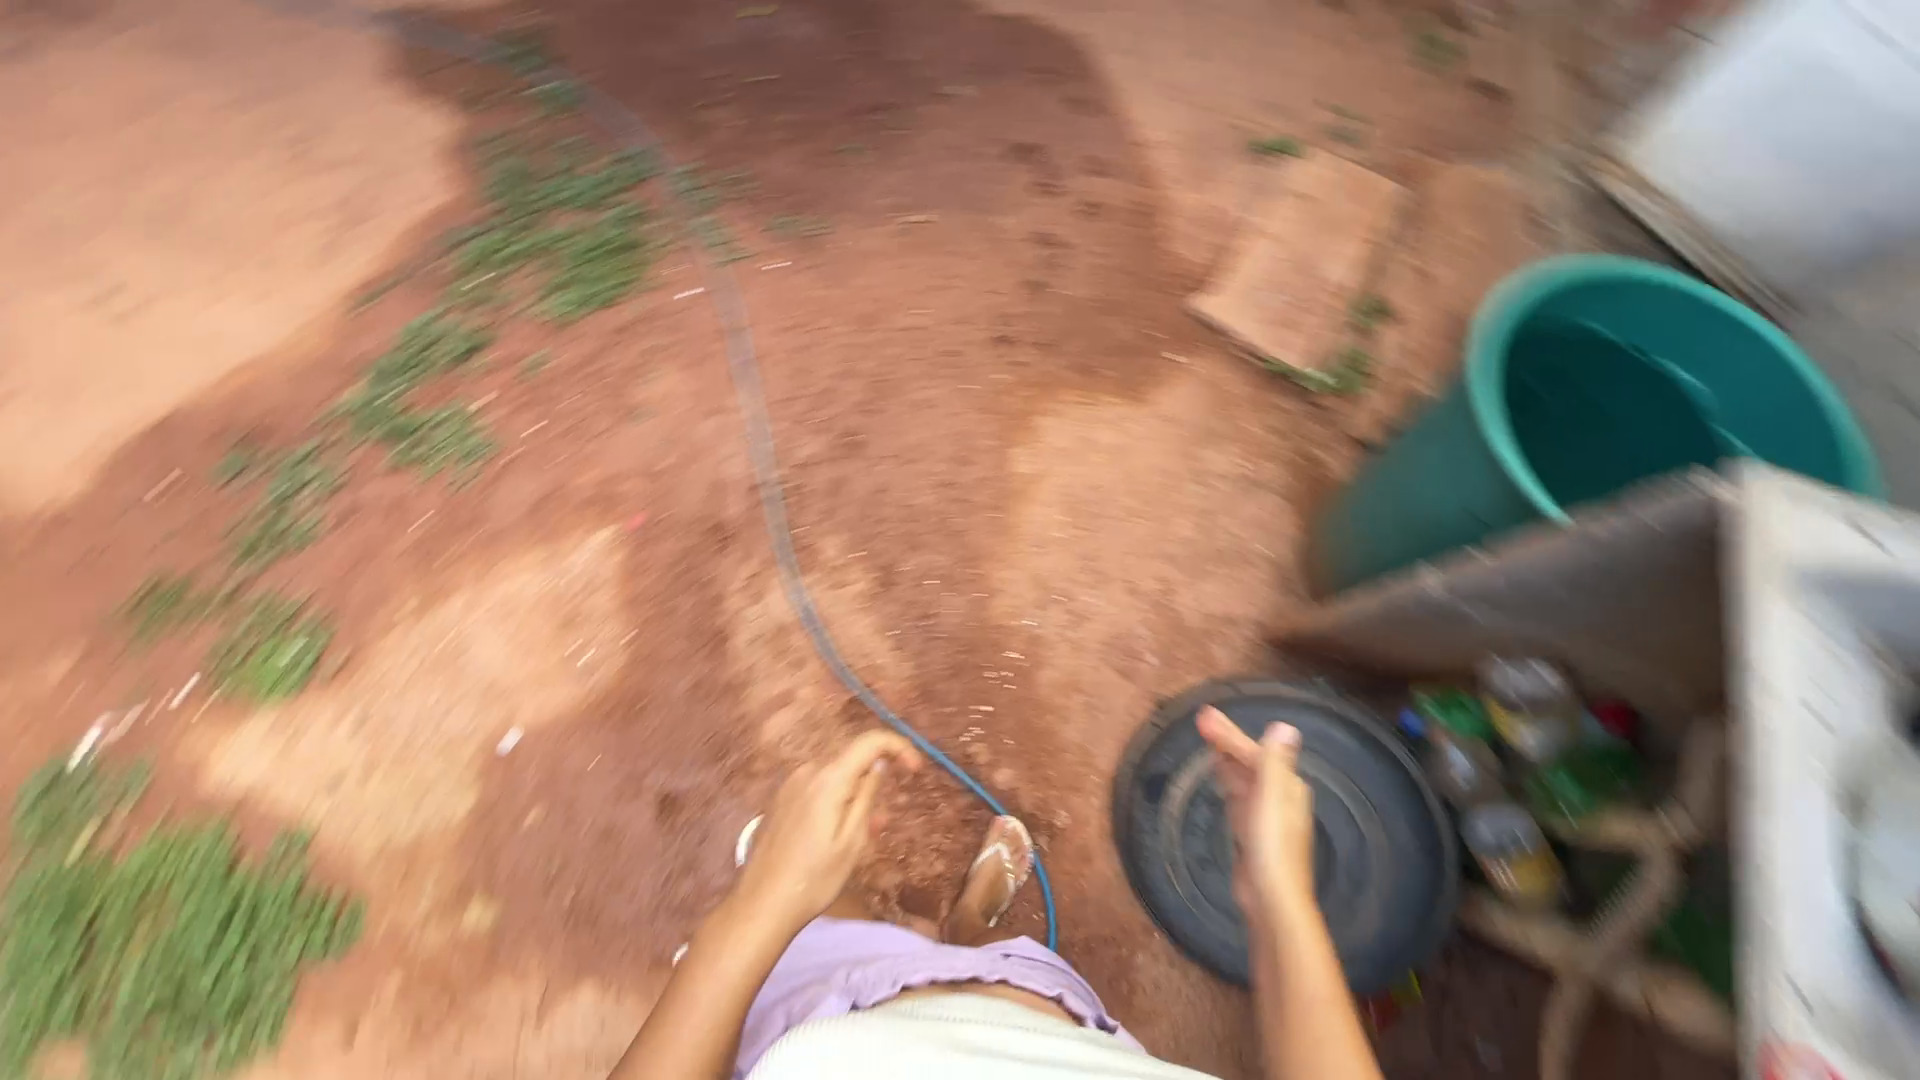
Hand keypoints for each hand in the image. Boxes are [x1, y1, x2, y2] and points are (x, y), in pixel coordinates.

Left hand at [733, 731, 921, 931]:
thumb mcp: (853, 841)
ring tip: (863, 836)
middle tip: (882, 822)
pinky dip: (836, 801)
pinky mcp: (781, 799)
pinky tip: (837, 835)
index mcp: (828, 779)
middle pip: (852, 759)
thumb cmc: (814, 878)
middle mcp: (807, 772)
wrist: (761, 905)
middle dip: (874, 781)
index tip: (916, 770)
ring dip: (855, 795)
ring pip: (836, 777)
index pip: (870, 741)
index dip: (899, 747)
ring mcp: (790, 784)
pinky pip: (818, 788)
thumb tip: (881, 762)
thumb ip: (868, 795)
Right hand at [1197, 705, 1315, 916]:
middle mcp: (1279, 796)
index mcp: (1286, 786)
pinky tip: (1219, 776)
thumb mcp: (1271, 799)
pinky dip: (1227, 780)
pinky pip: (1238, 795)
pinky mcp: (1251, 831)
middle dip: (1226, 740)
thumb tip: (1285, 727)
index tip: (1204, 717)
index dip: (1230, 735)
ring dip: (1226, 757)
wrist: (1271, 898)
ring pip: (1243, 777)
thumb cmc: (1270, 846)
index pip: (1255, 752)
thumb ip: (1275, 762)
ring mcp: (1265, 815)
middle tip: (1200, 720)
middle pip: (1249, 761)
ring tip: (1206, 737)